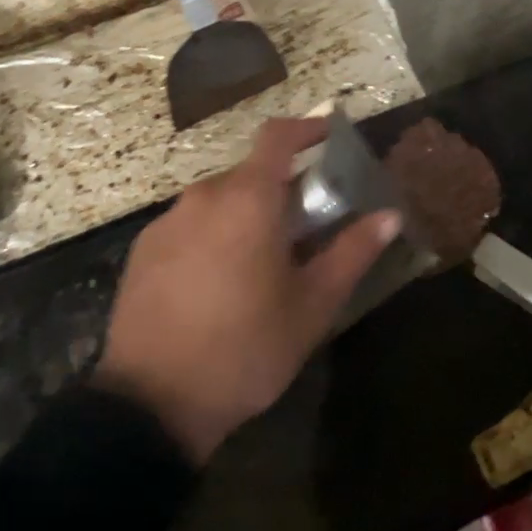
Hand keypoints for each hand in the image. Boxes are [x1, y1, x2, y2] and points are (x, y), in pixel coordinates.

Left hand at [93, 117, 401, 462]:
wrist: (152, 402)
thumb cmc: (246, 349)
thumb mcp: (312, 306)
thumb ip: (352, 253)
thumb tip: (389, 216)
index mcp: (248, 199)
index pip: (277, 136)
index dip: (307, 128)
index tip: (330, 136)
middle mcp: (204, 196)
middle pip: (250, 174)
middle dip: (282, 190)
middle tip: (307, 228)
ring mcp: (167, 221)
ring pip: (219, 201)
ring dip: (246, 216)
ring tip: (264, 263)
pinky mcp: (143, 249)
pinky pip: (189, 225)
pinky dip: (213, 236)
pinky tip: (219, 283)